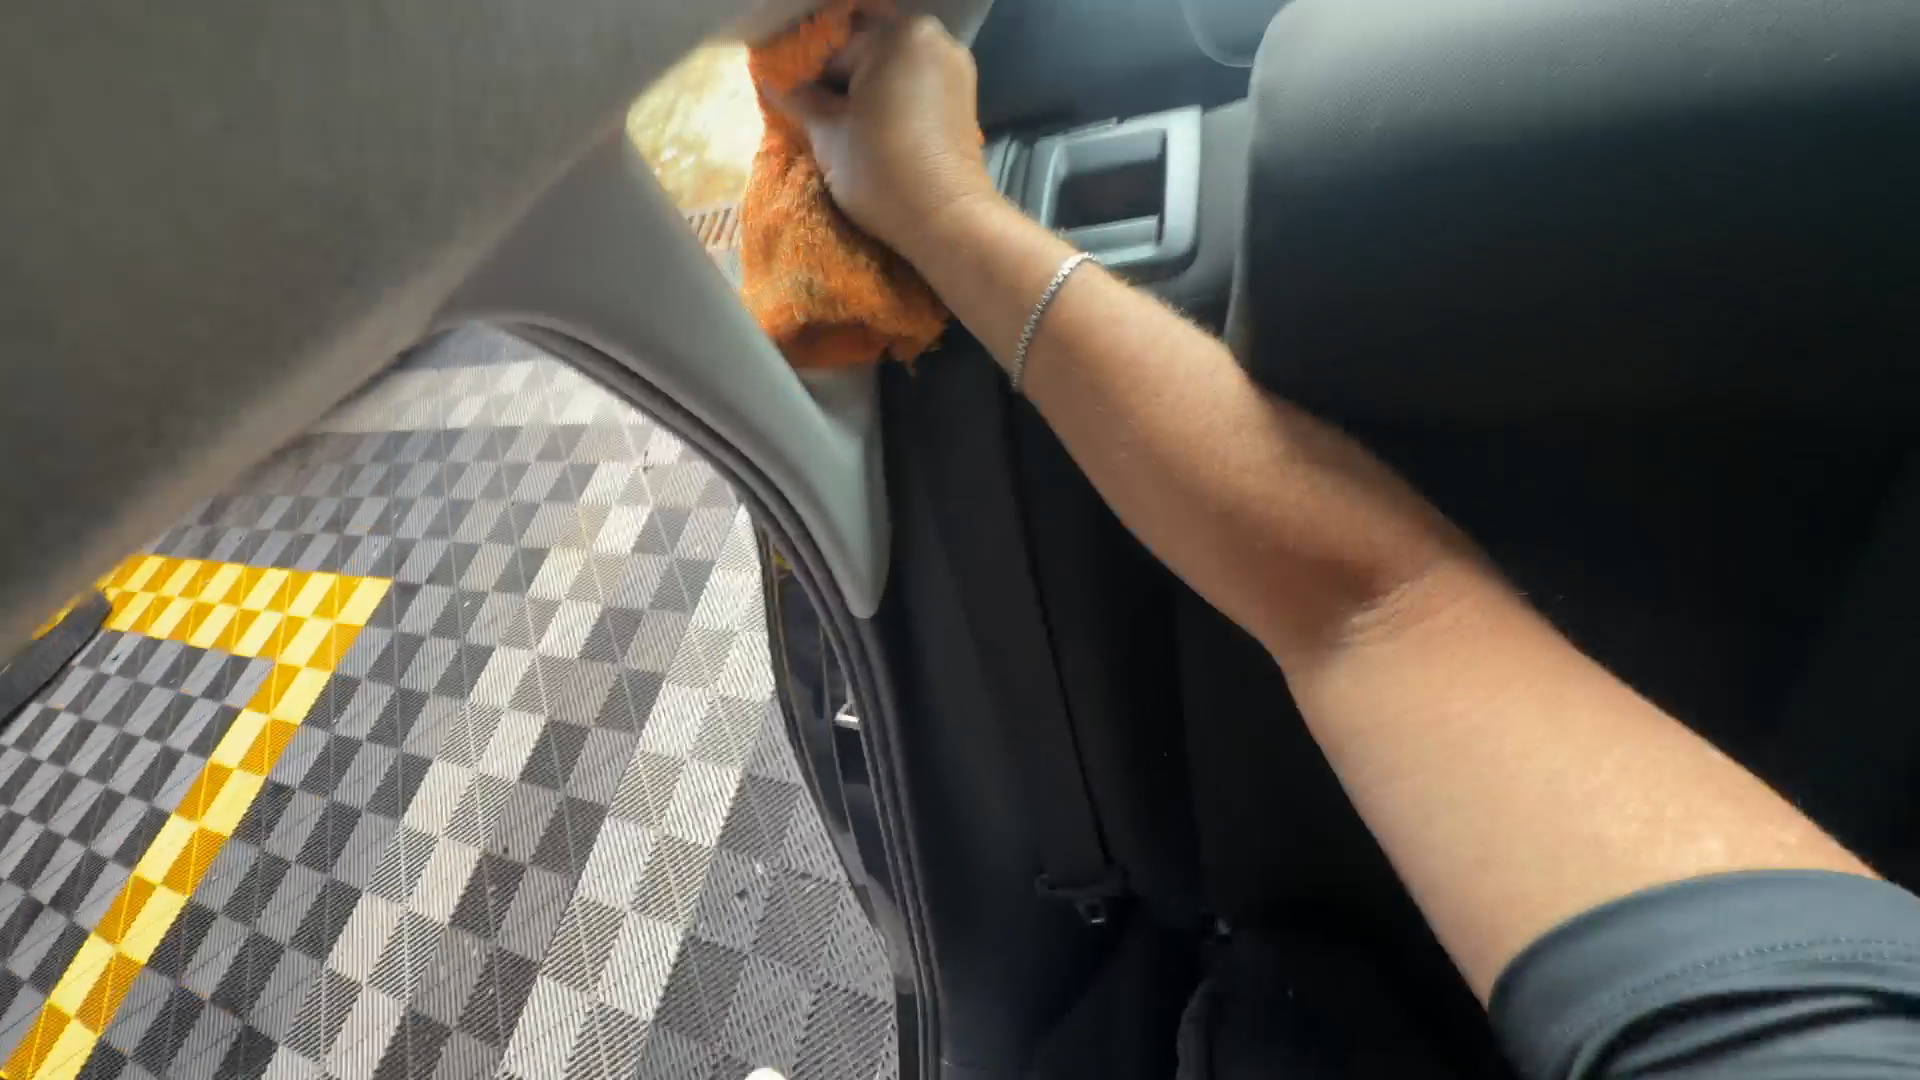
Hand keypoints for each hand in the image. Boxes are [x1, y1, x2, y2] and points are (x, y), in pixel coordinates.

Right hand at [779, 16, 997, 261]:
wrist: (950, 225)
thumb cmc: (884, 176)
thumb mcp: (829, 139)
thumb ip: (799, 101)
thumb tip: (771, 80)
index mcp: (896, 34)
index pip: (833, 46)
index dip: (807, 76)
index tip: (795, 105)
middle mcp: (932, 36)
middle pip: (867, 51)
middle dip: (842, 80)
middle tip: (822, 119)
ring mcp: (954, 67)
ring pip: (894, 69)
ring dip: (869, 92)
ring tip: (851, 130)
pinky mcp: (965, 99)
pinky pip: (918, 88)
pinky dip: (897, 102)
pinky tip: (882, 131)